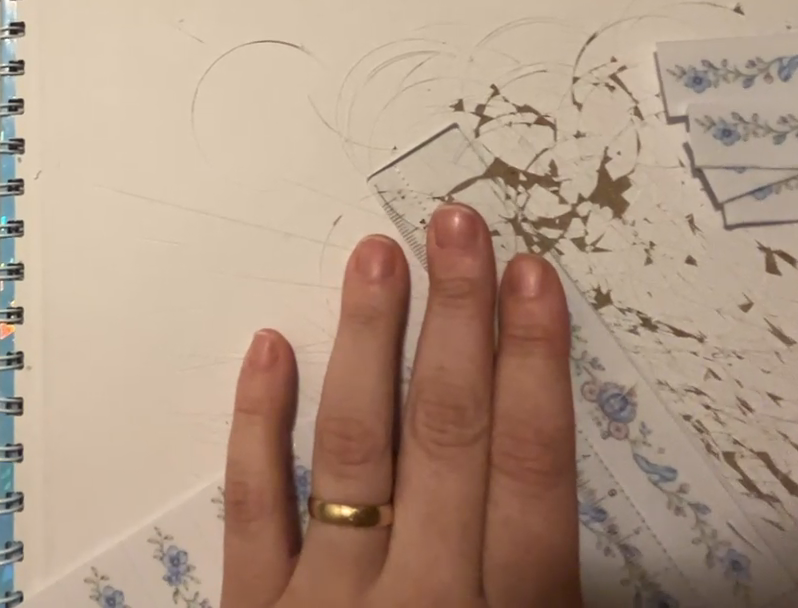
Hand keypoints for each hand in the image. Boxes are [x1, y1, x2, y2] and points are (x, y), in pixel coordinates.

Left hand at [222, 203, 581, 607]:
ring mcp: (321, 601)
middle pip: (445, 436)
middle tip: (455, 227)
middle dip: (456, 320)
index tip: (529, 276)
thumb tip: (544, 460)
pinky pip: (252, 505)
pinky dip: (258, 424)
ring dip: (367, 341)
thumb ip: (545, 581)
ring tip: (377, 256)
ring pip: (350, 449)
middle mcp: (417, 600)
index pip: (531, 472)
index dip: (534, 364)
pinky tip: (269, 345)